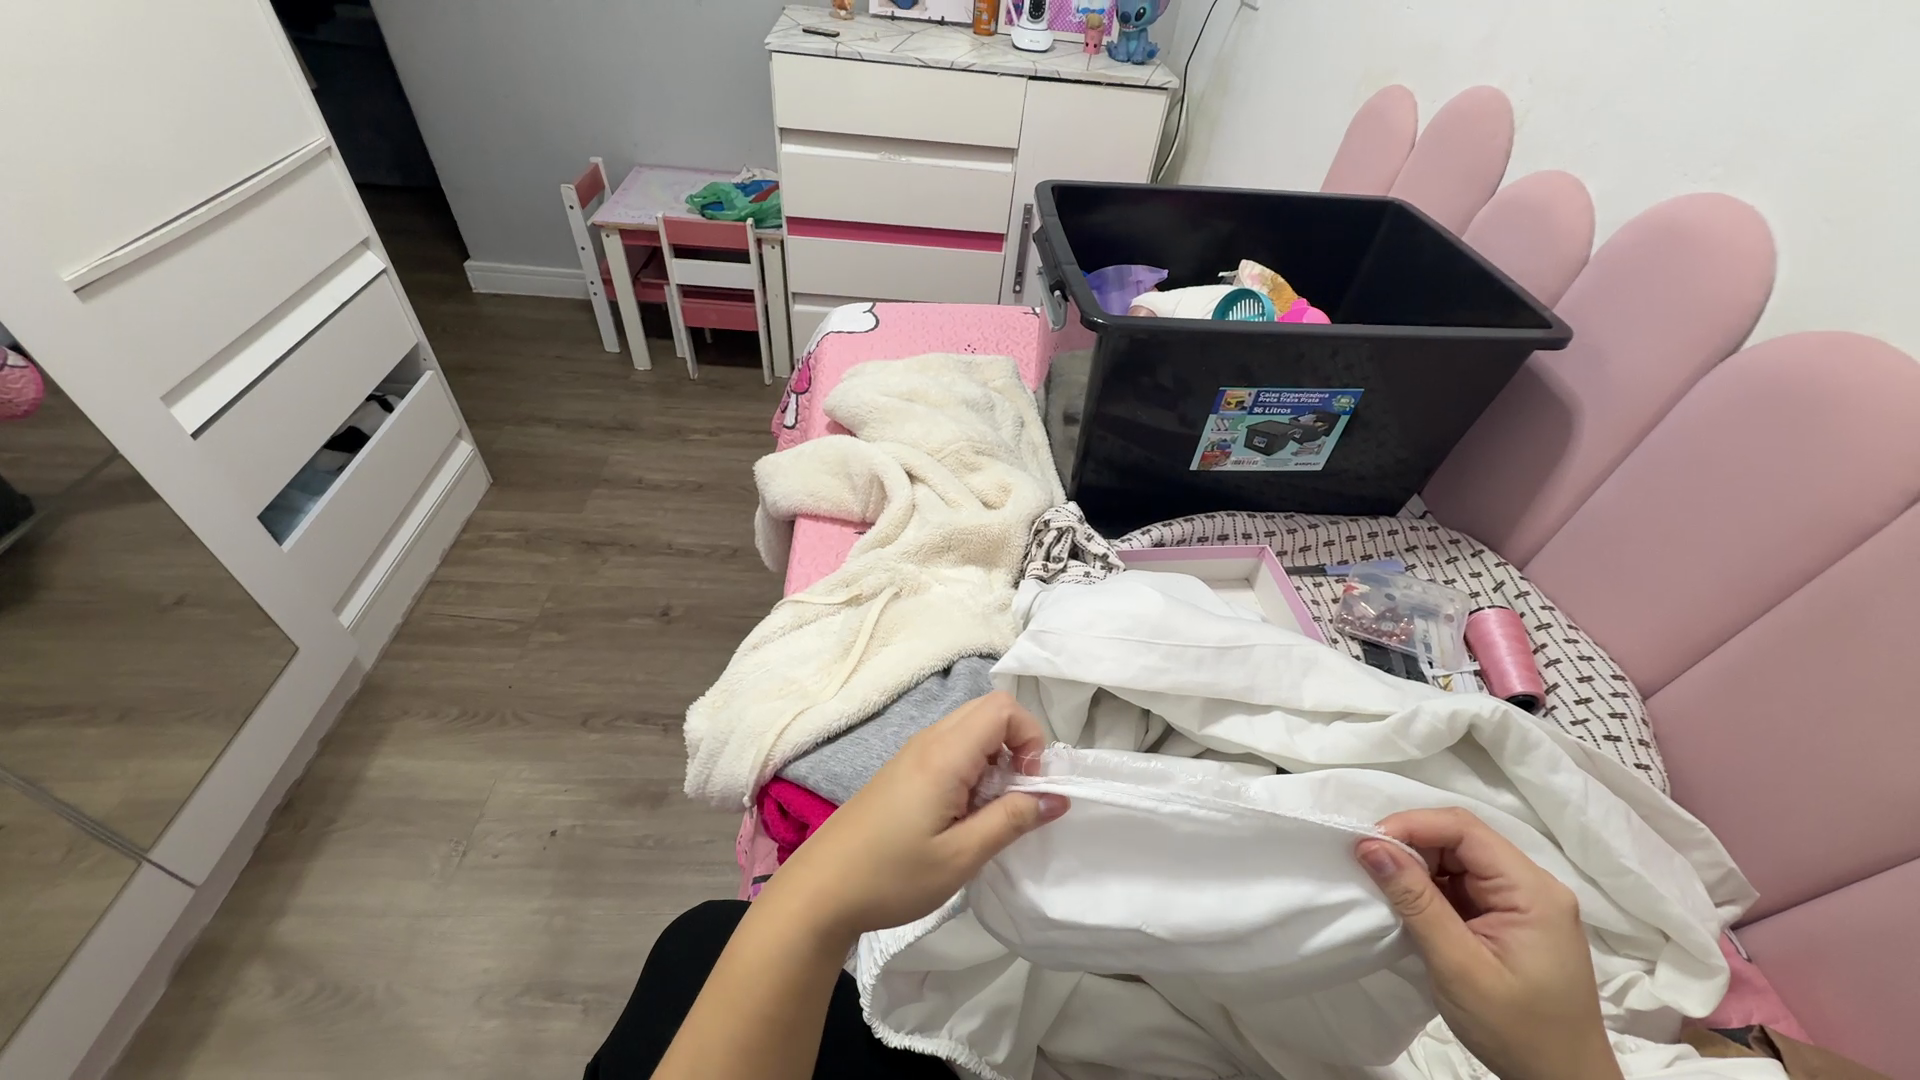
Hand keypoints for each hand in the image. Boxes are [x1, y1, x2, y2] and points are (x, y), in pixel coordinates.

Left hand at [763, 692, 1069, 944]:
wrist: (821, 890)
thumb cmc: (892, 876)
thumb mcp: (961, 857)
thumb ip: (1012, 820)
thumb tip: (1056, 796)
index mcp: (944, 754)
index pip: (1003, 708)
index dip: (1030, 737)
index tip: (1029, 784)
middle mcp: (928, 741)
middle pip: (988, 710)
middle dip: (1017, 744)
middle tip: (1015, 797)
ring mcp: (912, 753)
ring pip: (970, 729)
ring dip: (995, 758)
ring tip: (989, 811)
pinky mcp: (903, 769)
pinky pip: (951, 747)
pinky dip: (973, 767)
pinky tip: (962, 814)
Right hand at [1356, 808, 1622, 1079]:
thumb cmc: (1517, 1031)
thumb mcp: (1458, 967)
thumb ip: (1415, 901)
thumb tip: (1371, 845)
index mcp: (1532, 891)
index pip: (1464, 830)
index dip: (1412, 825)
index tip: (1367, 844)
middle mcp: (1532, 886)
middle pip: (1460, 840)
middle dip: (1410, 845)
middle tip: (1369, 866)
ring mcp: (1522, 902)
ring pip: (1457, 859)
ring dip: (1417, 868)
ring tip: (1384, 887)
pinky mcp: (1509, 918)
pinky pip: (1462, 884)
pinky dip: (1429, 888)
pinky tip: (1408, 905)